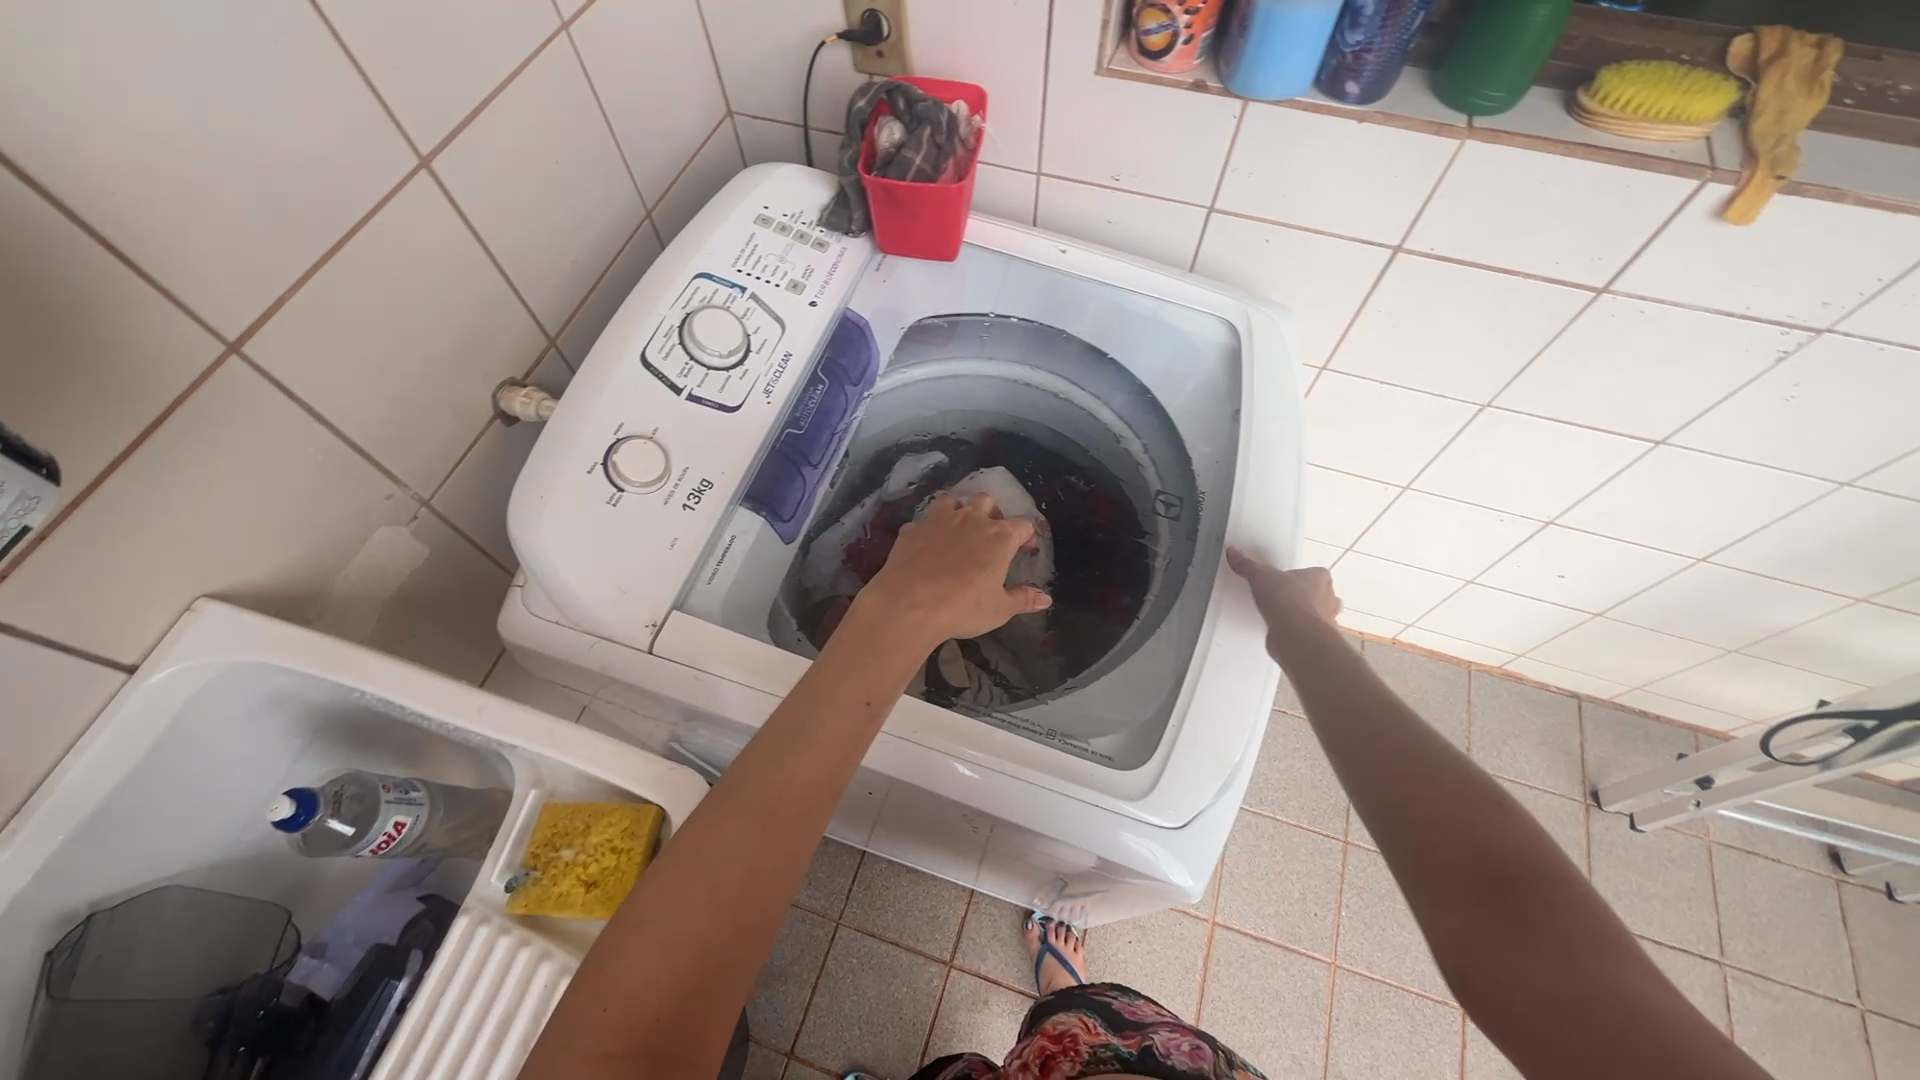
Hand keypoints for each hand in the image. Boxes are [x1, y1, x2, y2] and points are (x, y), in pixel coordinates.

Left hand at [855, 491, 1051, 650]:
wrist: (909, 604)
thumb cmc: (962, 607)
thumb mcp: (999, 609)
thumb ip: (1023, 599)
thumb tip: (1046, 599)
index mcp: (998, 537)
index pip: (1022, 524)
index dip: (1027, 535)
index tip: (1026, 548)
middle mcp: (971, 520)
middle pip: (986, 501)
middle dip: (992, 512)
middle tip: (990, 534)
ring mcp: (938, 520)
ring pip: (952, 500)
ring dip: (958, 510)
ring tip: (958, 530)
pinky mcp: (912, 529)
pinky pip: (923, 521)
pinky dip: (928, 530)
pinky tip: (925, 546)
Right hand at [1226, 547, 1340, 663]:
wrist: (1295, 633)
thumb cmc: (1285, 599)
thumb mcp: (1260, 577)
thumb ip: (1248, 566)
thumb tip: (1233, 552)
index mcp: (1320, 578)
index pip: (1317, 573)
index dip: (1303, 576)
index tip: (1288, 580)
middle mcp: (1329, 598)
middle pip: (1322, 595)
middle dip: (1309, 597)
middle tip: (1287, 598)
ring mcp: (1326, 620)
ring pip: (1319, 615)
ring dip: (1306, 616)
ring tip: (1285, 616)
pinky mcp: (1317, 639)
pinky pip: (1309, 633)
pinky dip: (1299, 632)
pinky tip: (1284, 632)